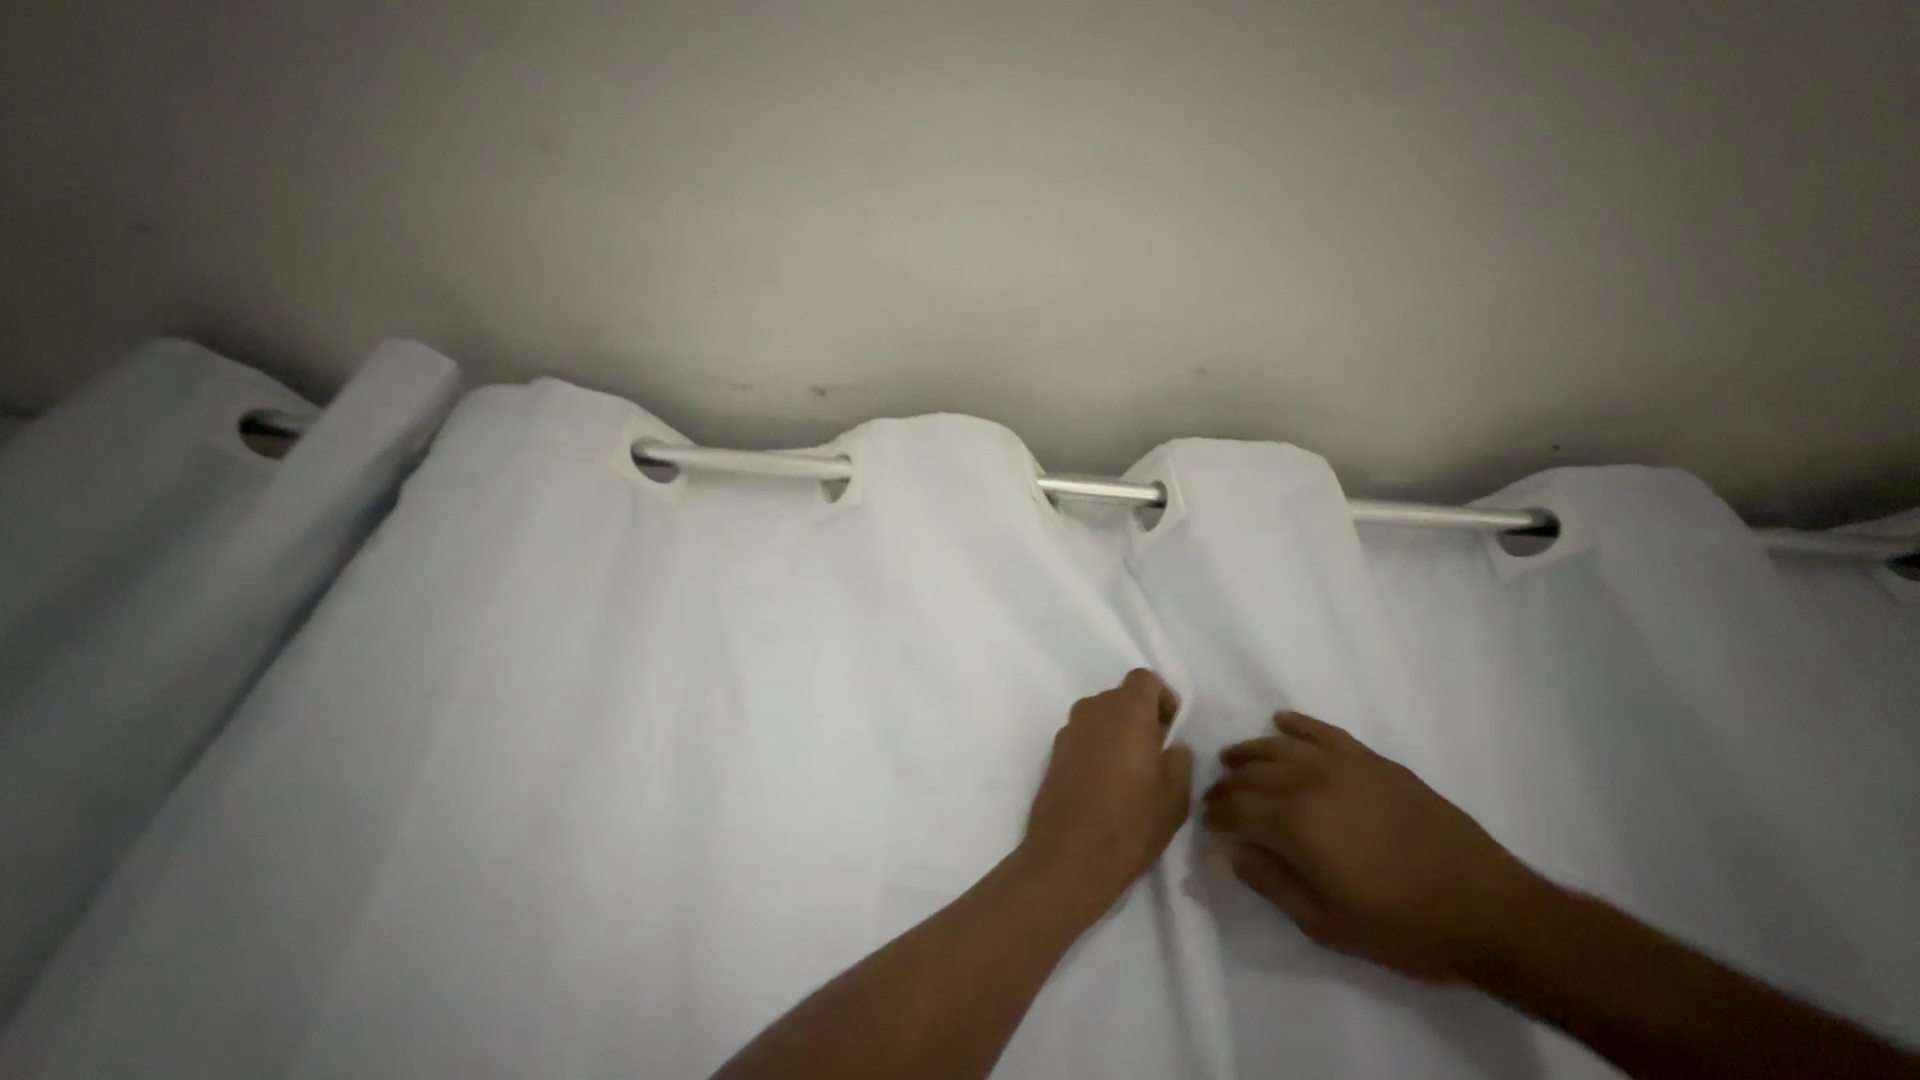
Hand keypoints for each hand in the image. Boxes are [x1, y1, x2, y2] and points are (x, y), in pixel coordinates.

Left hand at [1021, 669, 1193, 914]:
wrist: (1069, 858)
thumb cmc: (1131, 823)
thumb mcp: (1176, 795)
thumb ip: (1180, 760)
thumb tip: (1172, 747)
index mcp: (1125, 710)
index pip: (1144, 679)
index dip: (1162, 698)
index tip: (1170, 730)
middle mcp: (1092, 711)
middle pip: (1120, 698)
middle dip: (1140, 718)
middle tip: (1155, 755)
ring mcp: (1067, 732)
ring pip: (1099, 719)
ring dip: (1116, 734)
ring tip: (1130, 775)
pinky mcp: (1052, 756)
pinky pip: (1082, 739)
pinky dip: (1096, 750)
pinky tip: (1105, 788)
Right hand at [1203, 711, 1548, 982]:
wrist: (1484, 908)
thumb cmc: (1399, 925)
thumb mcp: (1323, 922)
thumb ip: (1269, 882)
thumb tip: (1230, 851)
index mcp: (1294, 824)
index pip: (1235, 809)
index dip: (1214, 816)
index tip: (1205, 824)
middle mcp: (1310, 782)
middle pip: (1253, 775)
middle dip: (1227, 786)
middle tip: (1215, 798)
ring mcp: (1345, 766)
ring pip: (1281, 747)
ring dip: (1251, 752)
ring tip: (1234, 761)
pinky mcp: (1374, 761)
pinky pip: (1325, 732)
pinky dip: (1299, 724)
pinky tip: (1282, 721)